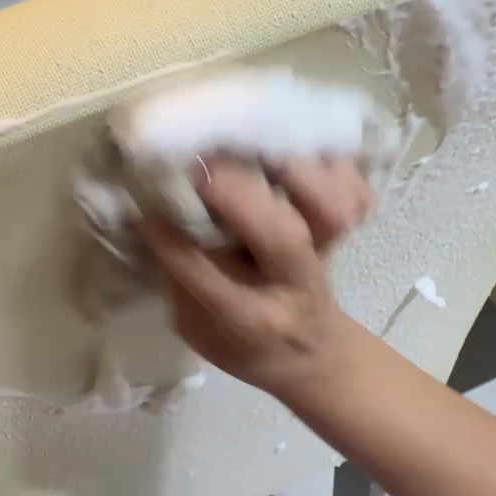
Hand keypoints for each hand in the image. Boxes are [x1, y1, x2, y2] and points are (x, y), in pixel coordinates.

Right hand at [137, 158, 372, 400]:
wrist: (311, 352)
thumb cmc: (240, 341)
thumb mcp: (194, 326)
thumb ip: (177, 276)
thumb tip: (151, 212)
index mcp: (251, 321)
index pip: (208, 277)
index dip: (171, 239)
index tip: (141, 209)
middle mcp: (296, 285)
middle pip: (280, 236)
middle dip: (236, 194)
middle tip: (198, 165)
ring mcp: (330, 253)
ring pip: (331, 207)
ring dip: (293, 167)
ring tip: (252, 142)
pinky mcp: (349, 228)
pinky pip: (354, 187)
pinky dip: (330, 163)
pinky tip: (294, 147)